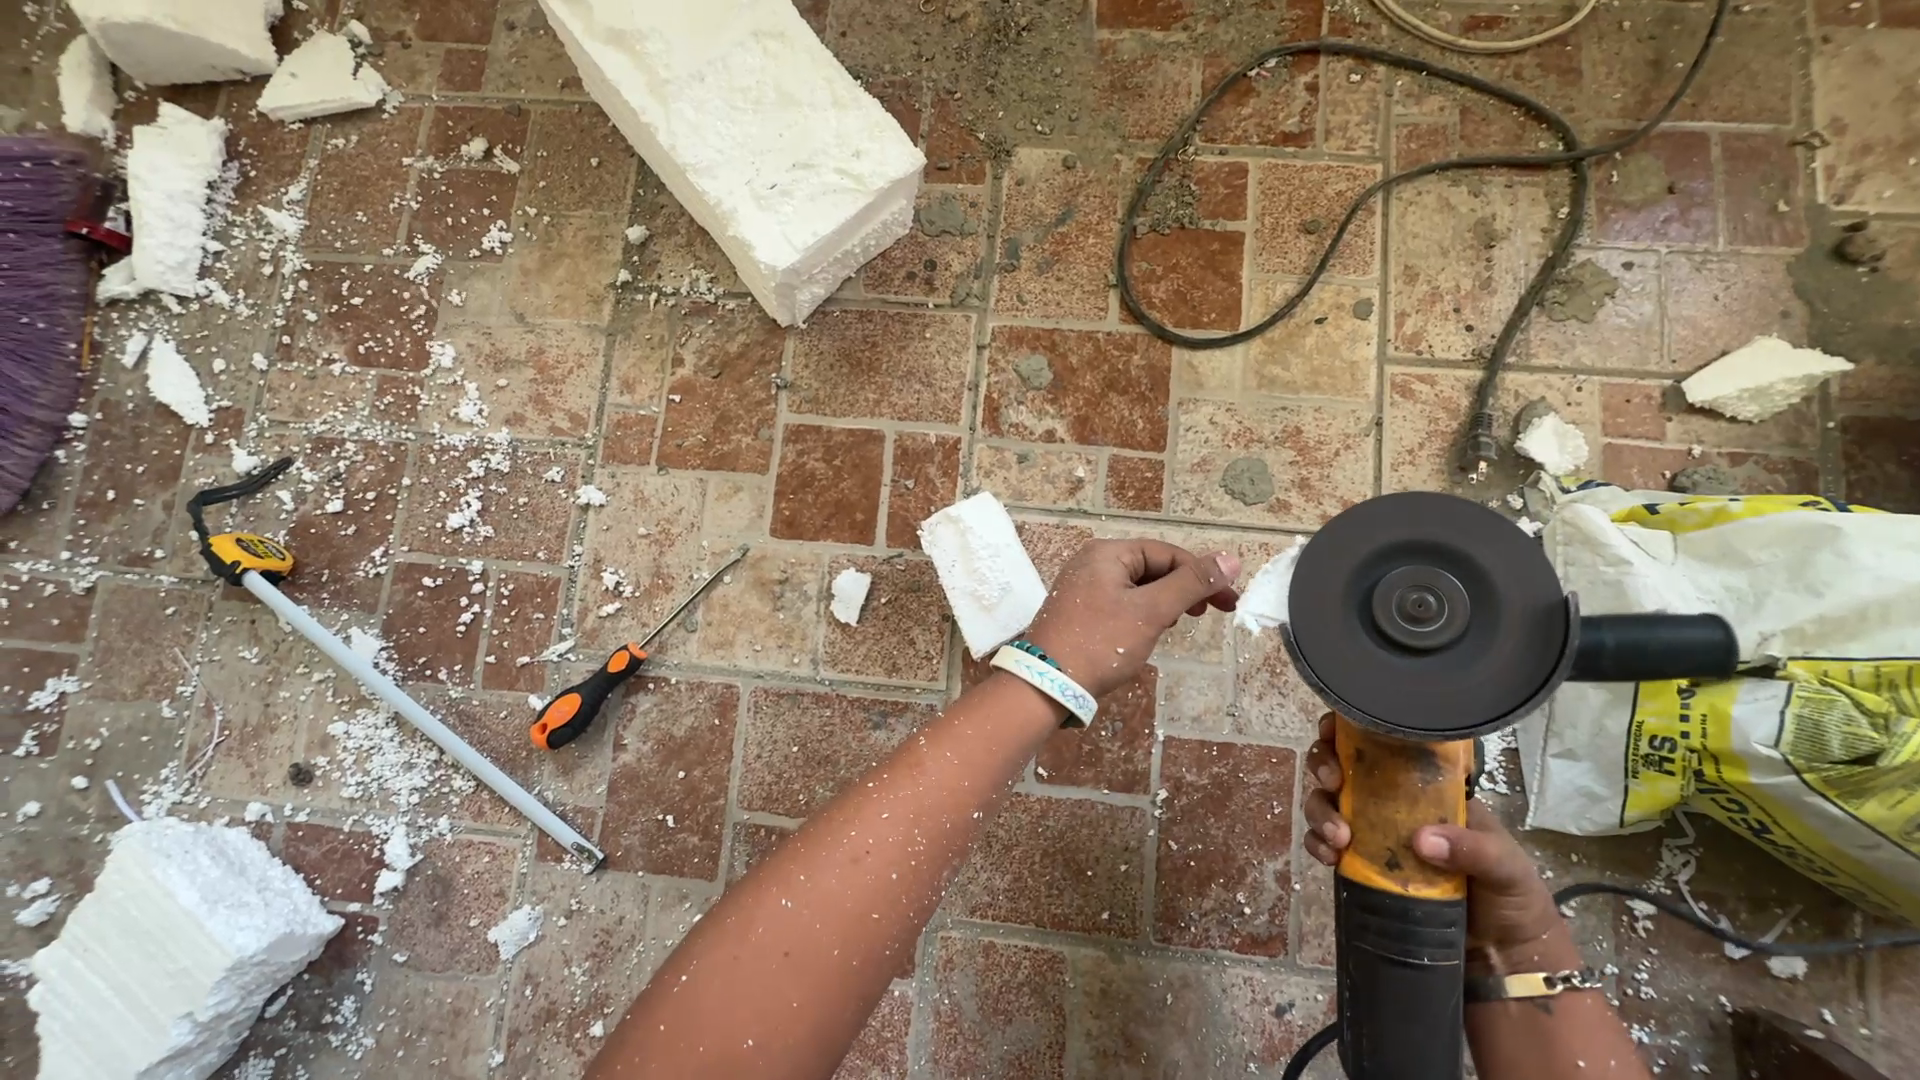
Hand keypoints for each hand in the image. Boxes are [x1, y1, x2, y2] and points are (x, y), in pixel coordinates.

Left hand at [1023, 540, 1239, 698]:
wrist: (1046, 684)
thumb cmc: (1101, 643)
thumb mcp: (1151, 612)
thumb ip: (1191, 584)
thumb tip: (1230, 559)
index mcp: (1108, 553)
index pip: (1168, 554)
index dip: (1202, 575)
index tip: (1229, 603)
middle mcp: (1093, 562)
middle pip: (1152, 567)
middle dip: (1184, 589)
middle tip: (1211, 614)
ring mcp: (1083, 586)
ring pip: (1138, 586)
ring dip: (1165, 602)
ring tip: (1179, 623)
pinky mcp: (1080, 610)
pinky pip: (1121, 602)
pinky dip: (1143, 613)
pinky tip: (1151, 631)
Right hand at [1302, 714, 1563, 954]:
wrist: (1505, 957)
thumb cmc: (1512, 896)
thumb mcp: (1505, 865)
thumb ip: (1470, 848)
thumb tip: (1421, 839)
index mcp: (1425, 788)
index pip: (1381, 745)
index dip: (1349, 731)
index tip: (1333, 732)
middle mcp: (1390, 803)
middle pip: (1340, 766)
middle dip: (1323, 765)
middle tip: (1332, 782)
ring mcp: (1371, 833)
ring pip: (1325, 801)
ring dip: (1319, 810)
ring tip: (1336, 836)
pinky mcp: (1359, 865)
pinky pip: (1324, 842)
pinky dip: (1317, 843)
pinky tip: (1328, 856)